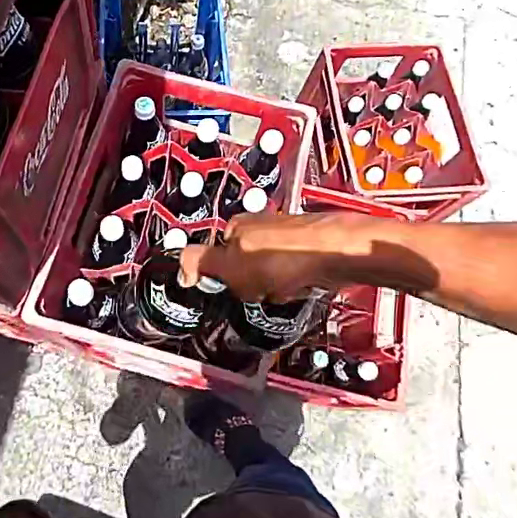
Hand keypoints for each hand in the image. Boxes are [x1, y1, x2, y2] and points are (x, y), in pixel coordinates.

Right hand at [179, 212, 386, 300]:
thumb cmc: (284, 257)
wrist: (335, 253)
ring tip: (285, 290)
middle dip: (251, 286)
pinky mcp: (307, 250)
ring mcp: (285, 237)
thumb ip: (201, 264)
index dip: (223, 278)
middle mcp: (259, 226)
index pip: (216, 257)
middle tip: (259, 291)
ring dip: (274, 289)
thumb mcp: (231, 265)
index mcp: (236, 226)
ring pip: (268, 276)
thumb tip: (180, 269)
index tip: (232, 288)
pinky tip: (301, 288)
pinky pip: (292, 277)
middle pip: (243, 268)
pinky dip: (294, 286)